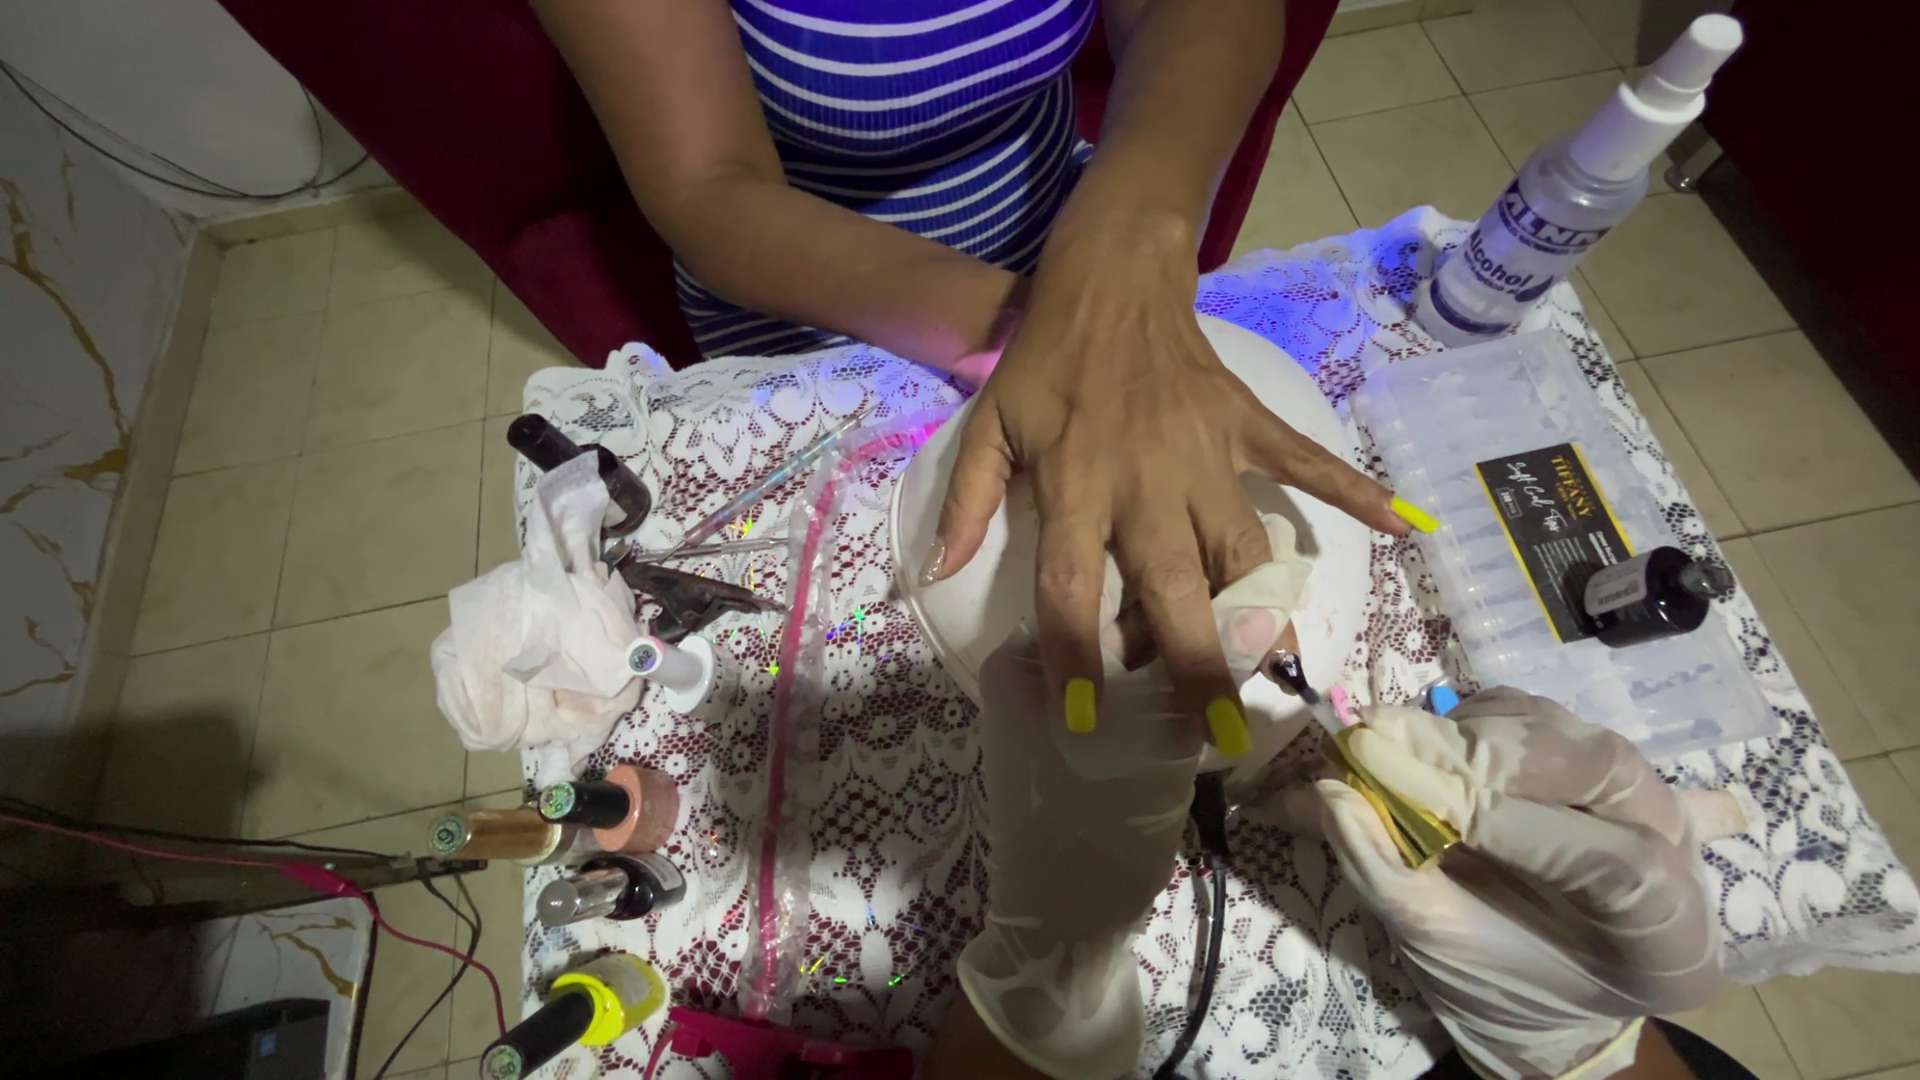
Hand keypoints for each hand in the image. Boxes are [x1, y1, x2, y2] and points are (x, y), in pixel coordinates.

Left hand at [924, 204, 1408, 752]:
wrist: (1110, 283)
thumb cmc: (1044, 365)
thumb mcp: (989, 427)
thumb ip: (966, 501)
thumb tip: (938, 571)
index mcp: (1074, 485)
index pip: (1069, 587)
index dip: (1073, 658)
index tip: (1084, 718)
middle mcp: (1145, 481)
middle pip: (1173, 587)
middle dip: (1191, 664)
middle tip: (1211, 733)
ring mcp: (1206, 452)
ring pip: (1242, 546)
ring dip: (1251, 608)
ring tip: (1257, 663)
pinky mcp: (1245, 424)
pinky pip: (1305, 462)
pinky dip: (1350, 491)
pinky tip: (1399, 524)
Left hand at [955, 550, 1294, 1077]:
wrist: (1070, 920)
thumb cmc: (1096, 822)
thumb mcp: (1155, 737)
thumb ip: (1205, 667)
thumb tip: (1264, 606)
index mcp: (1026, 656)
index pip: (1098, 588)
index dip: (1166, 592)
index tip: (1224, 593)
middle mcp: (1035, 669)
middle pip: (1117, 622)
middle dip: (1176, 627)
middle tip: (1236, 636)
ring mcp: (1057, 702)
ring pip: (1130, 656)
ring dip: (1178, 657)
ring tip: (1233, 658)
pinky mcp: (1084, 733)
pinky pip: (1130, 691)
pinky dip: (1168, 691)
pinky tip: (1207, 695)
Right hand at [1314, 689, 1723, 1079]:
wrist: (1535, 986)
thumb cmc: (1490, 982)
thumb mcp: (1431, 943)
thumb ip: (1381, 868)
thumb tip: (1329, 791)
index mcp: (1665, 934)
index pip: (1603, 857)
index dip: (1489, 810)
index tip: (1379, 774)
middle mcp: (1676, 849)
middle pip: (1596, 765)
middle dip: (1477, 747)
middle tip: (1377, 736)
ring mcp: (1637, 793)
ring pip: (1562, 726)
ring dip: (1466, 727)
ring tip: (1392, 743)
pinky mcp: (1583, 757)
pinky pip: (1532, 714)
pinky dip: (1468, 719)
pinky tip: (1428, 745)